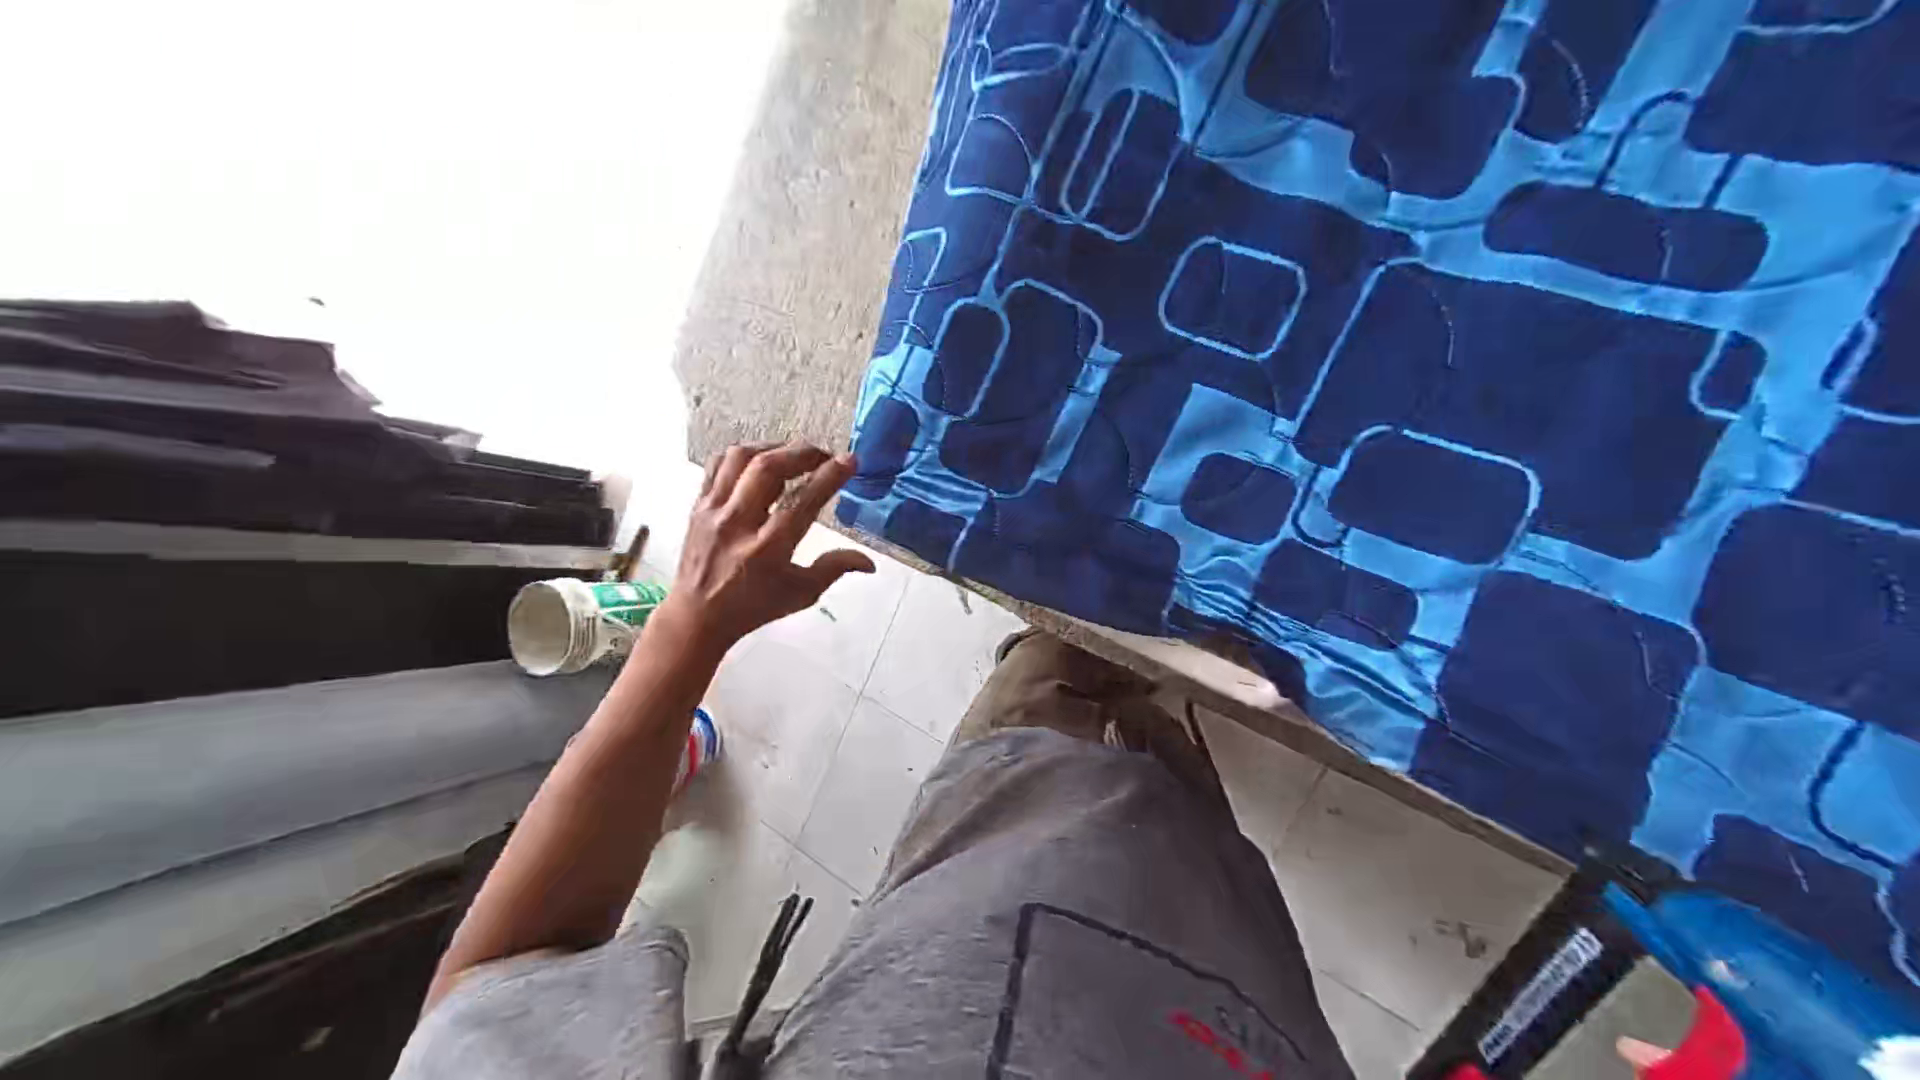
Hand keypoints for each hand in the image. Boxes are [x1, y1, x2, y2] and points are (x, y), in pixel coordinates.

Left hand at [647, 440, 875, 658]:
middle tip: (823, 455)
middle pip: (768, 469)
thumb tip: (869, 561)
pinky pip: (717, 464)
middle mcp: (737, 524)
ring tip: (792, 454)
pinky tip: (760, 459)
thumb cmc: (753, 607)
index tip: (849, 461)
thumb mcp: (801, 594)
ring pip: (740, 458)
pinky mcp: (698, 505)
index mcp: (768, 549)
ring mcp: (713, 512)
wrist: (697, 617)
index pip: (803, 501)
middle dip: (802, 453)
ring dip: (772, 448)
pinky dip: (742, 454)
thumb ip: (834, 569)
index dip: (829, 477)